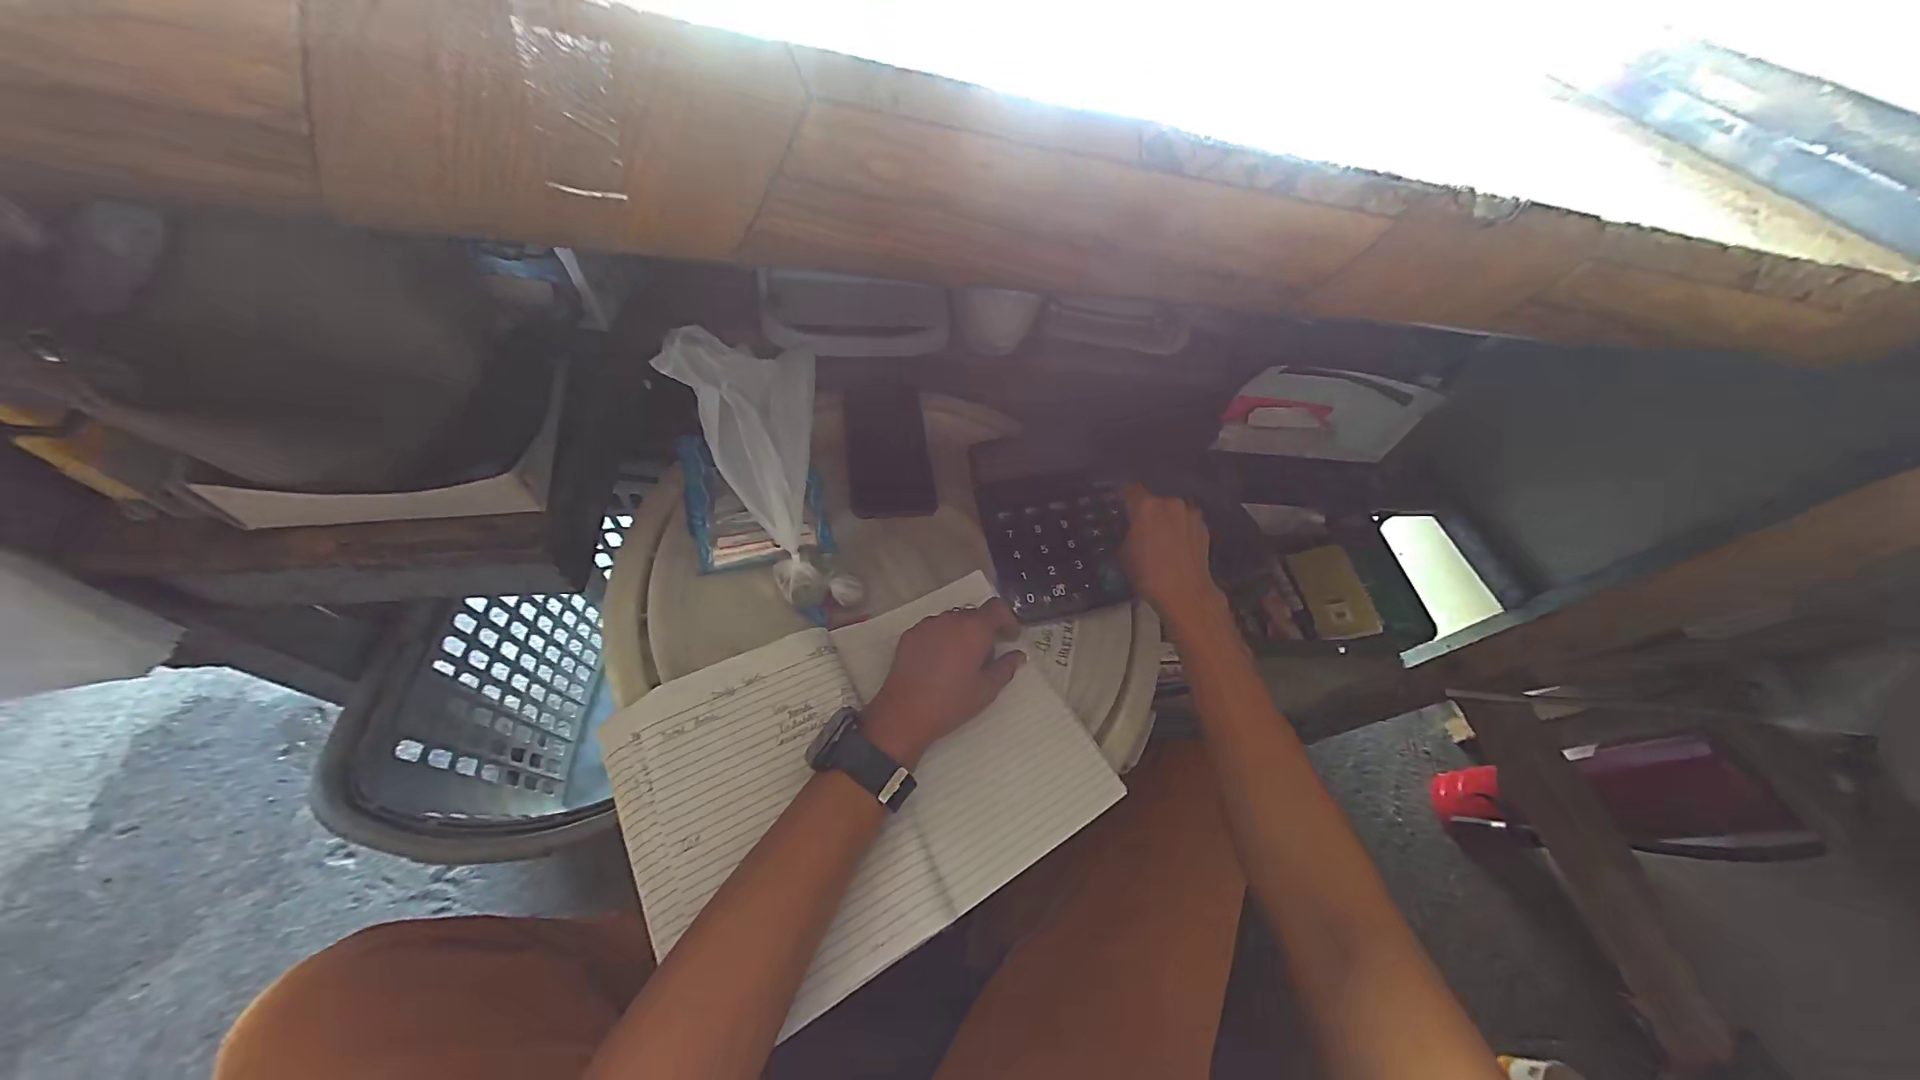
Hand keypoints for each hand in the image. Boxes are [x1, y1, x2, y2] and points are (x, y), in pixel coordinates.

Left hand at [863, 598, 1025, 765]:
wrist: (904, 712)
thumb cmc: (951, 702)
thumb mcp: (986, 690)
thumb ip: (1005, 668)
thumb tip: (1017, 655)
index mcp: (974, 629)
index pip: (997, 608)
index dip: (1008, 619)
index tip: (1010, 637)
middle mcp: (951, 619)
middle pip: (974, 614)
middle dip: (984, 629)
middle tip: (987, 654)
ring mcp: (927, 625)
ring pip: (952, 621)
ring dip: (962, 633)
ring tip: (961, 660)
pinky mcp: (910, 634)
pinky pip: (933, 629)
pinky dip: (942, 638)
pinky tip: (939, 662)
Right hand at [1120, 483, 1228, 629]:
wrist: (1185, 593)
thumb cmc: (1148, 574)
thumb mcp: (1125, 552)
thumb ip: (1128, 531)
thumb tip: (1133, 527)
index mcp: (1146, 506)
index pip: (1131, 489)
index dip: (1124, 495)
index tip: (1120, 503)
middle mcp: (1171, 503)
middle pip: (1154, 500)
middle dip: (1147, 510)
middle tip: (1141, 526)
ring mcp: (1191, 514)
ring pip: (1172, 510)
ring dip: (1166, 519)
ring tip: (1161, 537)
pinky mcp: (1204, 527)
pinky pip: (1186, 522)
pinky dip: (1180, 529)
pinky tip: (1176, 545)